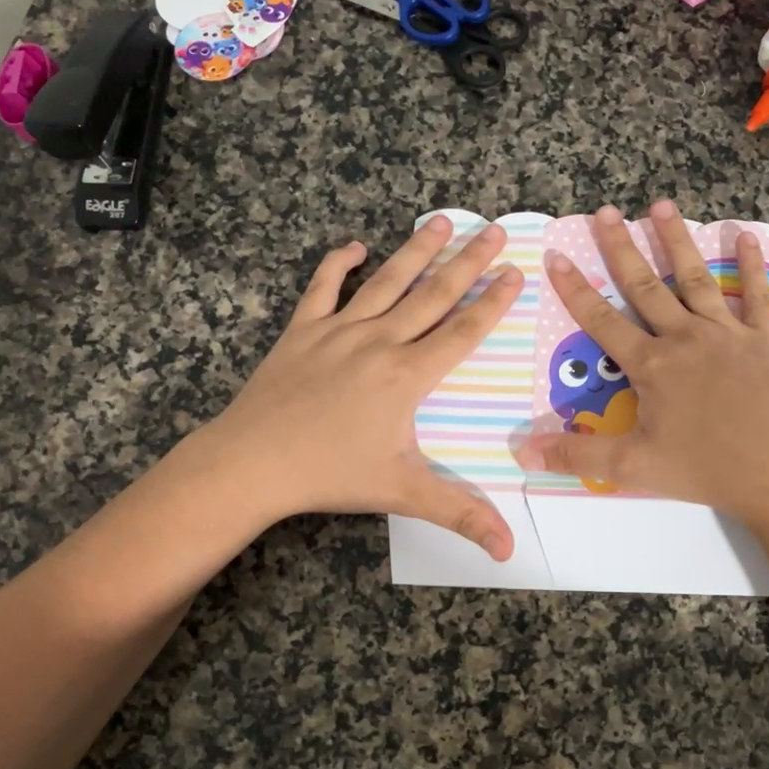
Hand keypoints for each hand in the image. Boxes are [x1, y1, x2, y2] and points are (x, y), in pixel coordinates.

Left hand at [199, 216, 523, 558]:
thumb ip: (460, 512)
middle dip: (469, 261)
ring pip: (387, 281)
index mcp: (408, 376)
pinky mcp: (302, 330)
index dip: (493, 303)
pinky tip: (354, 245)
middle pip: (434, 295)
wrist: (252, 462)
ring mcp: (339, 331)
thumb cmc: (331, 474)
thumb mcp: (403, 493)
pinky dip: (338, 264)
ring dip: (416, 250)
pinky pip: (323, 288)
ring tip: (441, 220)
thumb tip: (508, 548)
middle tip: (494, 230)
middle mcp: (380, 342)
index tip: (515, 272)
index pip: (462, 332)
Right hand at [516, 201, 768, 527]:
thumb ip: (577, 456)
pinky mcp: (765, 338)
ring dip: (676, 240)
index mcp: (651, 365)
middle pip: (645, 286)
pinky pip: (756, 294)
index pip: (602, 320)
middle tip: (605, 211)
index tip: (555, 255)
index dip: (575, 289)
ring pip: (695, 278)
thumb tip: (521, 451)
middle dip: (621, 247)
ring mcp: (727, 333)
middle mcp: (685, 337)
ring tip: (661, 205)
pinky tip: (747, 236)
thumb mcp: (633, 467)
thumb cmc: (705, 469)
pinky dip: (751, 265)